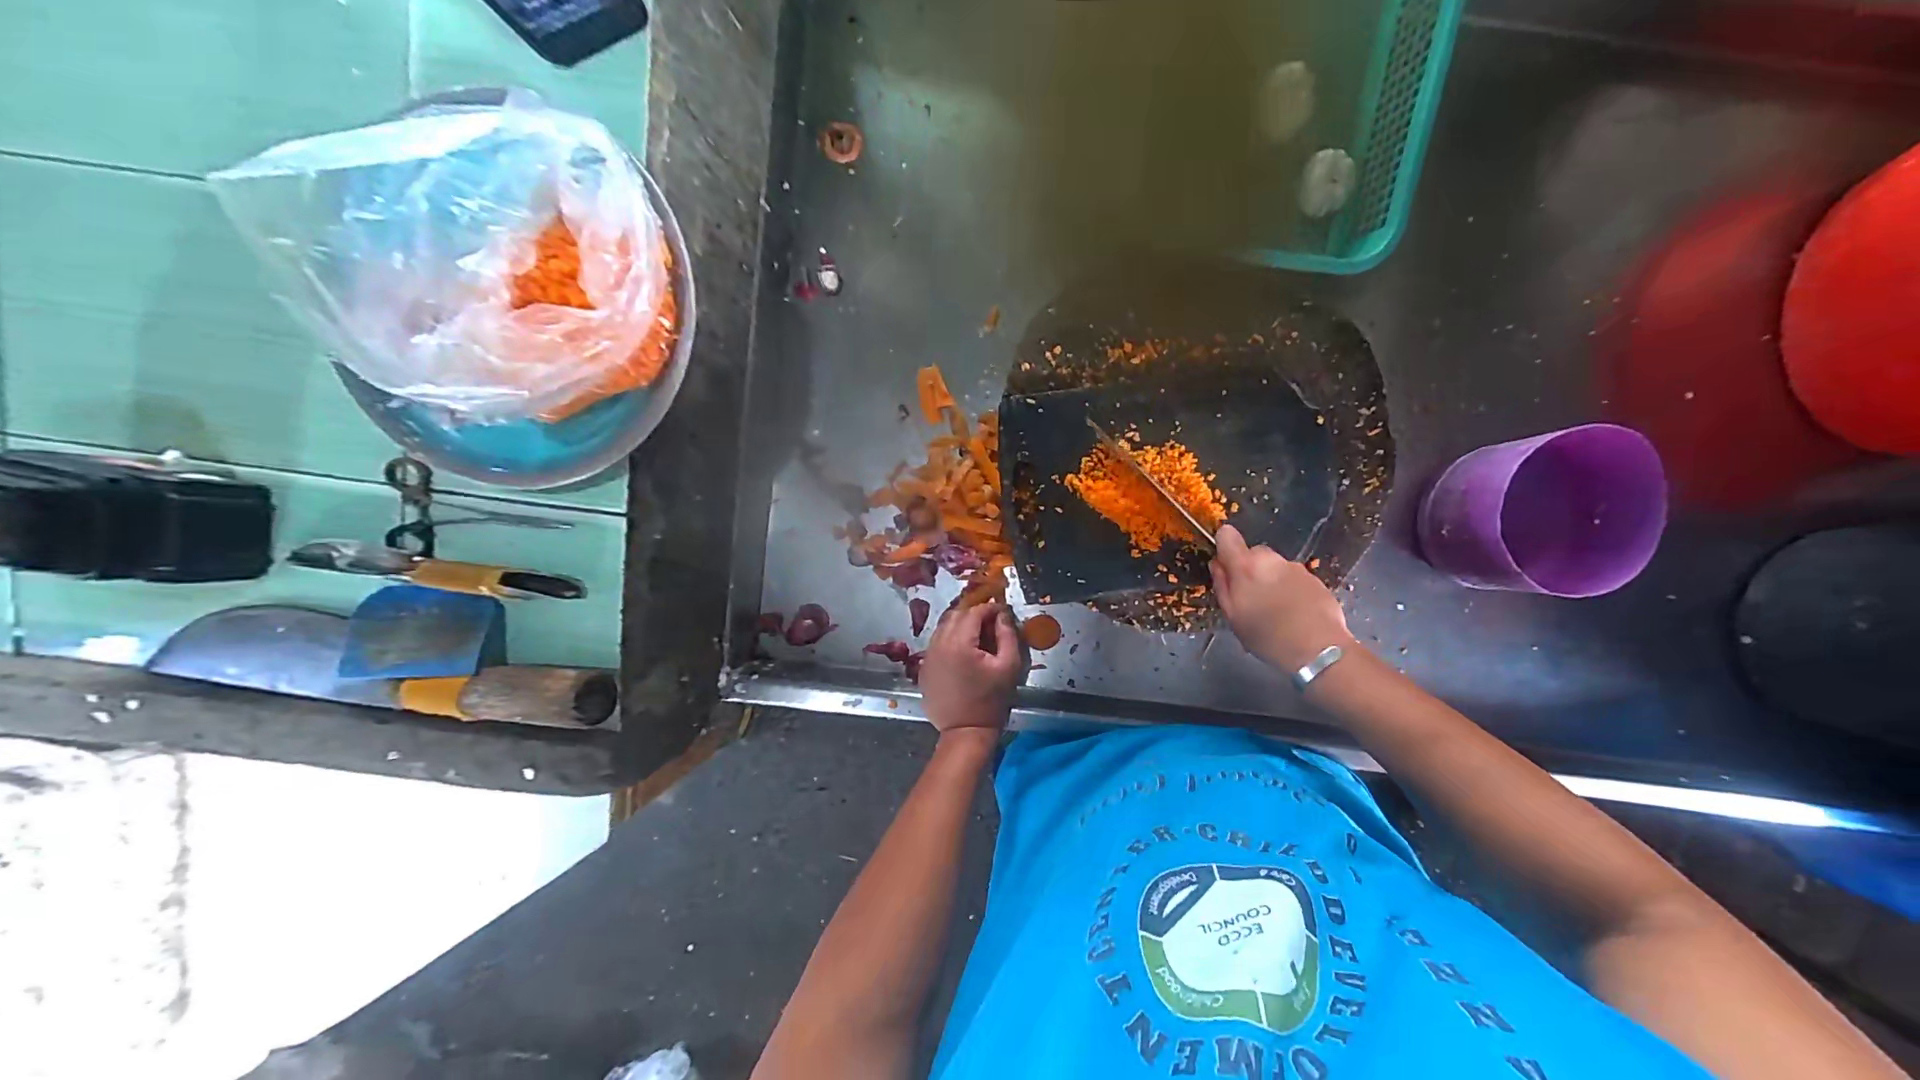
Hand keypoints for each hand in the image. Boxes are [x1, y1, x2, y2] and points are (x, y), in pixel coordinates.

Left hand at [919, 601, 1021, 738]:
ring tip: (978, 638)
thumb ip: (1007, 635)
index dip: (990, 608)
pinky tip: (963, 654)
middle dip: (974, 614)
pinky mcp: (924, 669)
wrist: (966, 731)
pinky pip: (937, 644)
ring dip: (961, 627)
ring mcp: (928, 657)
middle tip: (991, 623)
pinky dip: (950, 641)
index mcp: (959, 643)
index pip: (974, 612)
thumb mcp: (1009, 666)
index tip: (1002, 612)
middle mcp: (938, 644)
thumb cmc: (991, 700)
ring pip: (943, 628)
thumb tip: (1002, 615)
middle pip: (955, 616)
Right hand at [1210, 524, 1355, 671]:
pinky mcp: (1315, 579)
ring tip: (1275, 610)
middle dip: (1250, 569)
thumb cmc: (1267, 636)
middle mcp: (1271, 559)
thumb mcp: (1232, 616)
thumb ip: (1221, 585)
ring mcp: (1296, 568)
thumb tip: (1217, 564)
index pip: (1227, 535)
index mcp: (1245, 566)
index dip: (1224, 546)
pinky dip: (1290, 589)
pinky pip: (1294, 578)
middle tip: (1251, 598)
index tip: (1225, 565)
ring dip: (1271, 580)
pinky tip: (1294, 613)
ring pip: (1274, 566)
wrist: (1319, 649)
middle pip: (1253, 553)